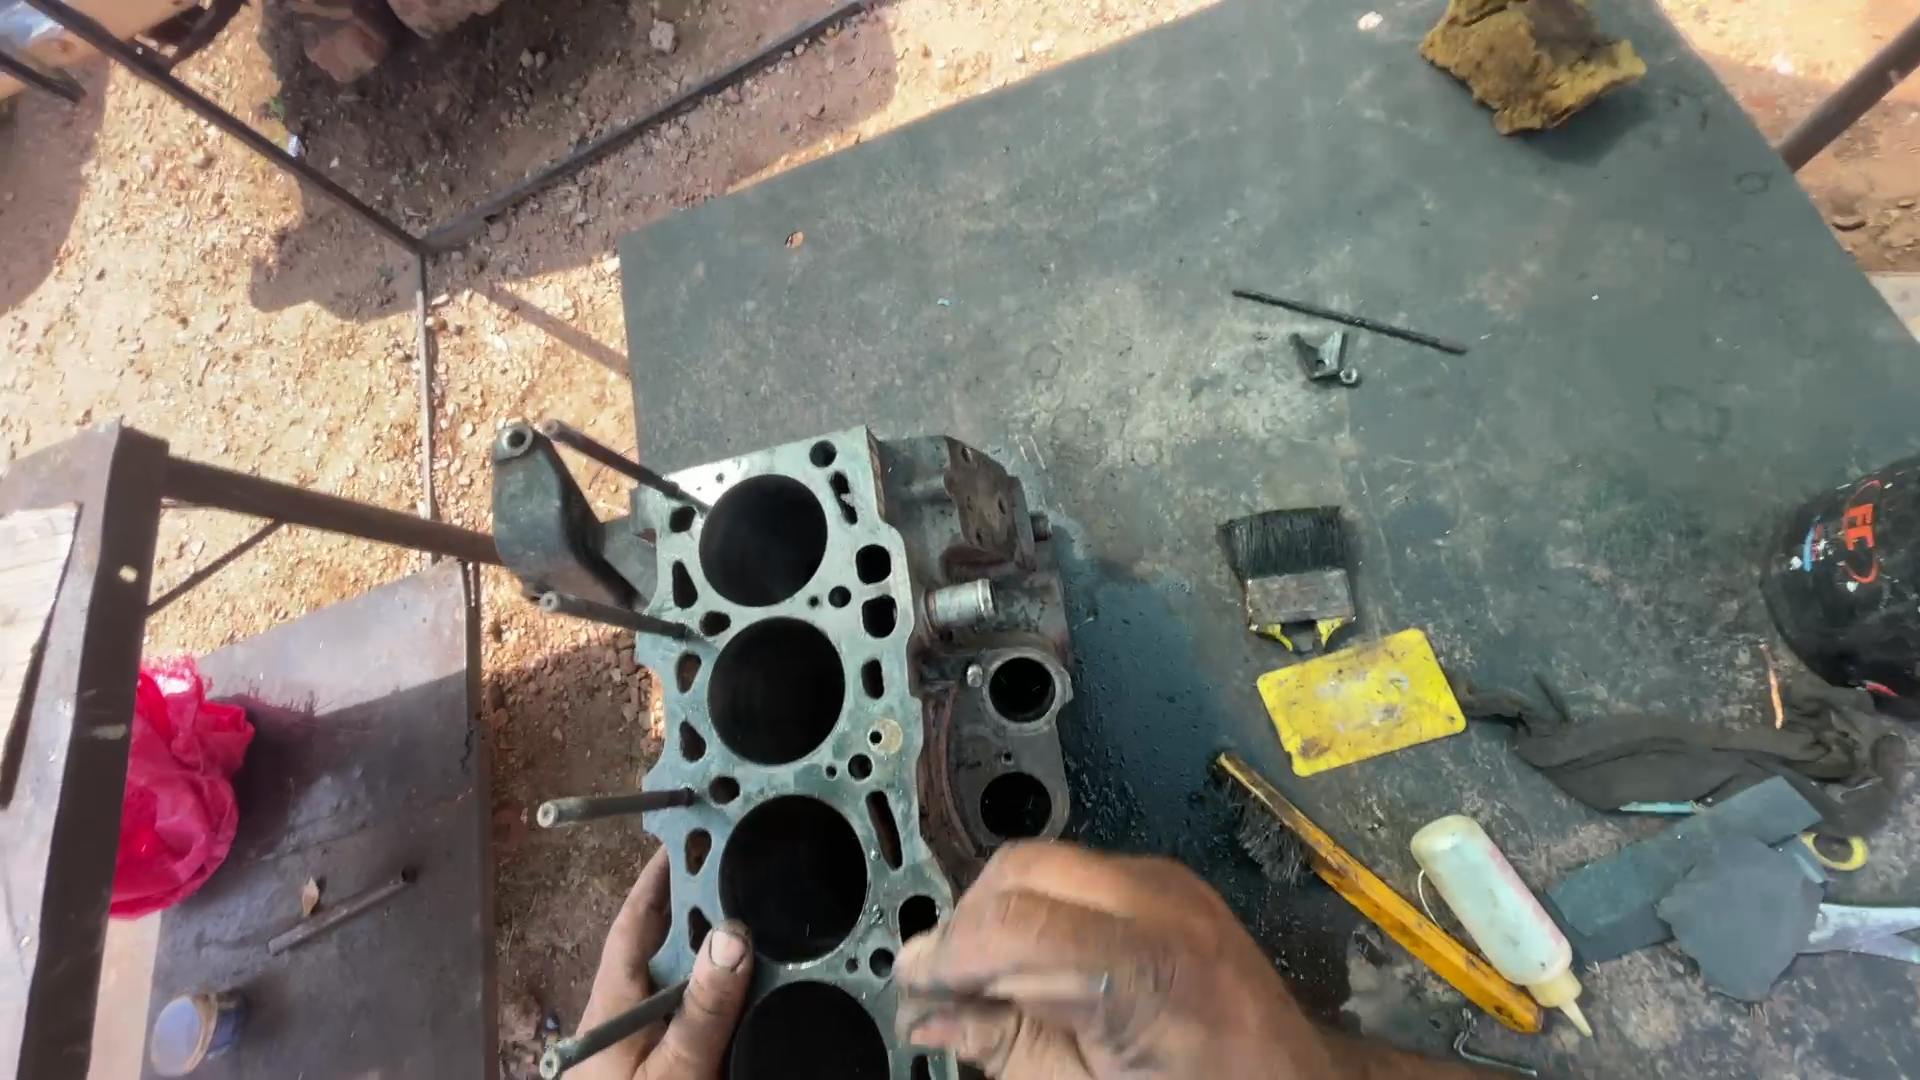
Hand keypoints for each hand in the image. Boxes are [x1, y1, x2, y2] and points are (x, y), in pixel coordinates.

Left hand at [572, 847, 754, 1079]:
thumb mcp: (675, 1074)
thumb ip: (703, 1009)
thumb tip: (735, 930)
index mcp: (615, 1004)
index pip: (636, 921)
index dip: (660, 873)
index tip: (693, 830)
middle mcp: (630, 1013)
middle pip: (665, 939)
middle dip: (699, 896)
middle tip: (745, 856)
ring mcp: (649, 1040)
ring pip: (687, 972)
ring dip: (718, 939)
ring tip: (763, 903)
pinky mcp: (672, 1064)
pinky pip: (701, 1005)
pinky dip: (729, 980)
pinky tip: (762, 972)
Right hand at [892, 841, 1339, 1079]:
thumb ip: (1009, 1047)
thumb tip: (929, 1012)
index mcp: (1149, 970)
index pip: (1017, 922)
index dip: (952, 948)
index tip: (916, 978)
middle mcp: (1157, 901)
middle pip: (1021, 868)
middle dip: (967, 918)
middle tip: (947, 979)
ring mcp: (1163, 878)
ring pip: (1040, 858)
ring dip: (997, 905)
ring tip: (990, 972)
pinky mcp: (1161, 875)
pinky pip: (1073, 868)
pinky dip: (1036, 901)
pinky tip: (1036, 955)